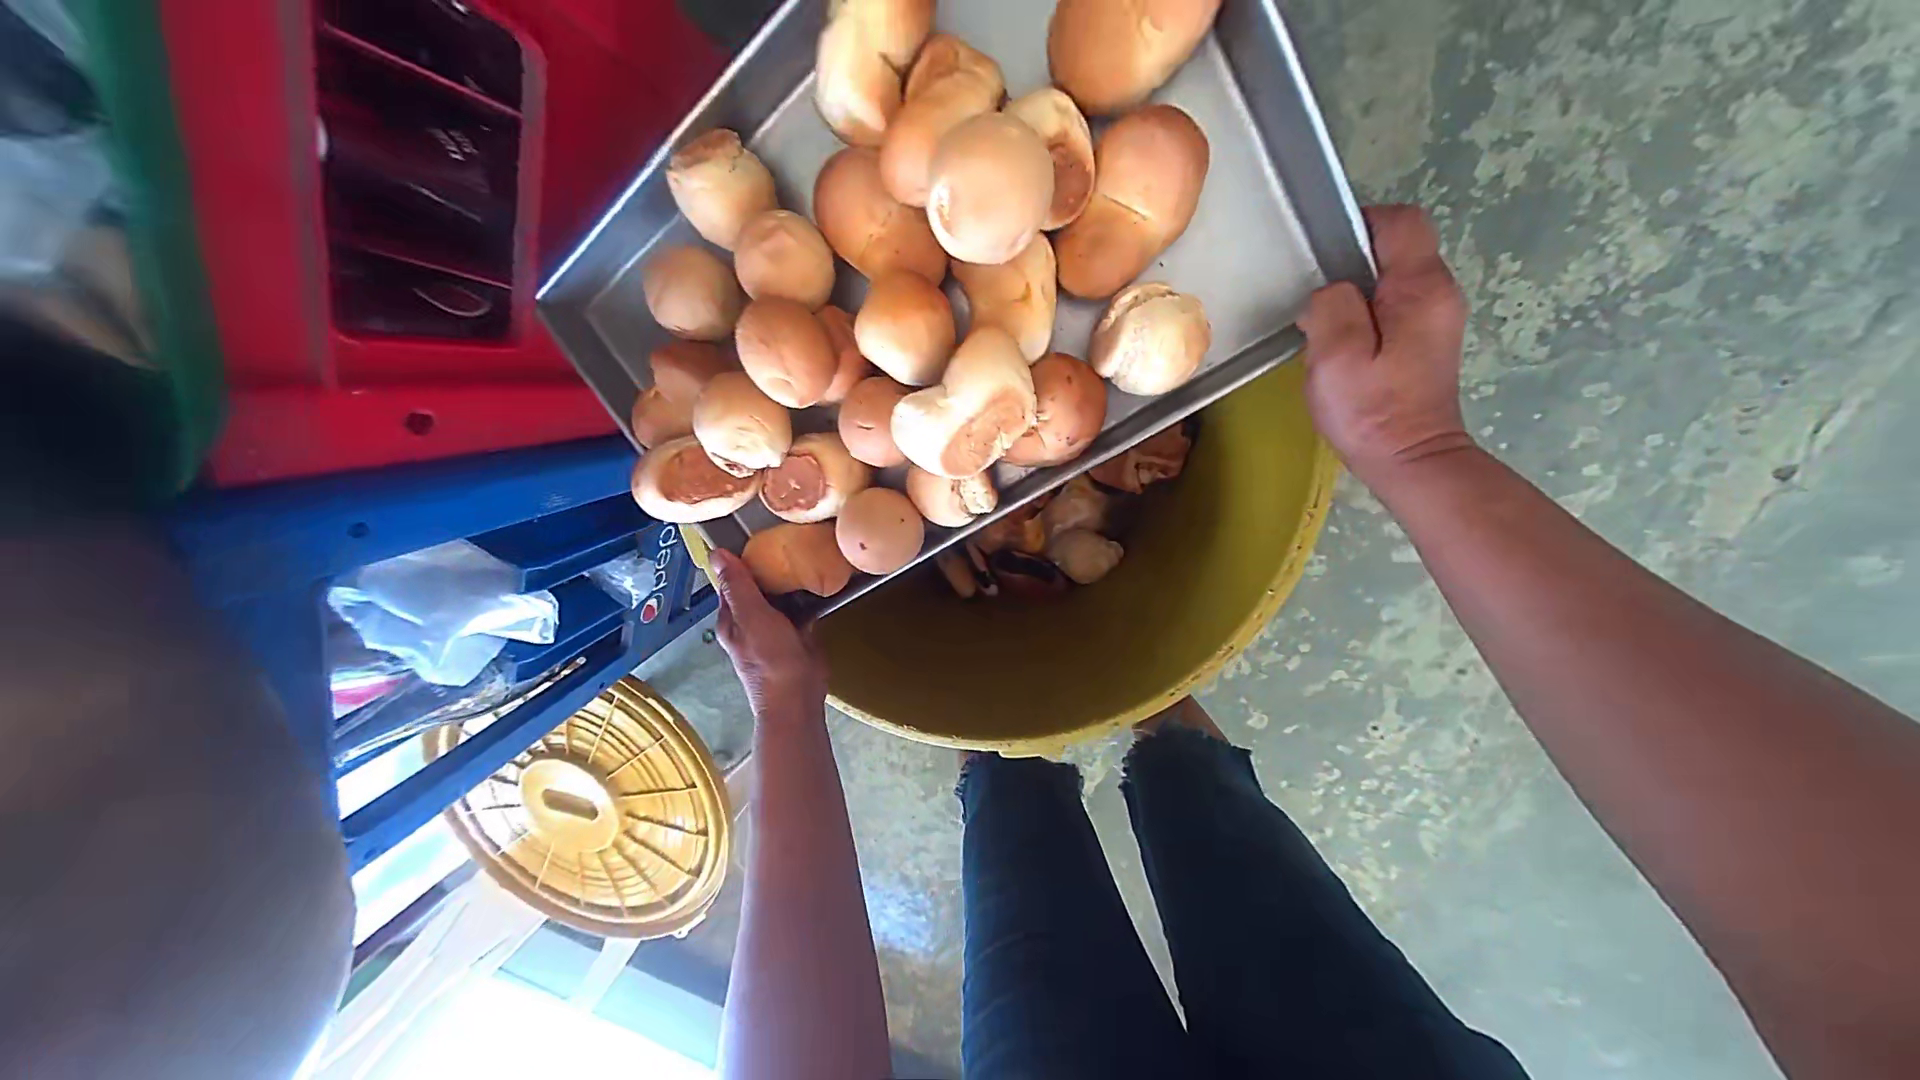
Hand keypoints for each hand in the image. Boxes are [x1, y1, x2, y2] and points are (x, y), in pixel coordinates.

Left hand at [709, 548, 828, 719]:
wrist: (798, 698)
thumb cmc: (770, 660)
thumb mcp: (752, 618)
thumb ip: (738, 586)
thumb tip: (717, 553)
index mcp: (733, 617)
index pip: (733, 579)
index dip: (744, 558)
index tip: (763, 535)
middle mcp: (751, 620)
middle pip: (759, 585)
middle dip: (771, 565)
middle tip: (792, 538)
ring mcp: (776, 628)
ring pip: (781, 595)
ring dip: (791, 579)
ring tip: (808, 551)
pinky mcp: (799, 633)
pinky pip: (801, 607)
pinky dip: (808, 595)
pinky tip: (820, 579)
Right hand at [1299, 204, 1474, 488]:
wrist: (1410, 460)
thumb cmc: (1371, 411)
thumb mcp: (1336, 358)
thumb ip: (1330, 308)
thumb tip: (1328, 292)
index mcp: (1420, 288)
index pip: (1400, 222)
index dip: (1359, 223)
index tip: (1322, 250)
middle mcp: (1439, 293)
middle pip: (1398, 247)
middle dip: (1352, 262)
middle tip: (1315, 297)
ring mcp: (1437, 317)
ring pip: (1393, 277)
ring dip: (1356, 291)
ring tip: (1324, 324)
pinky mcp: (1426, 340)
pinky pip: (1394, 304)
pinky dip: (1366, 312)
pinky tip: (1343, 343)